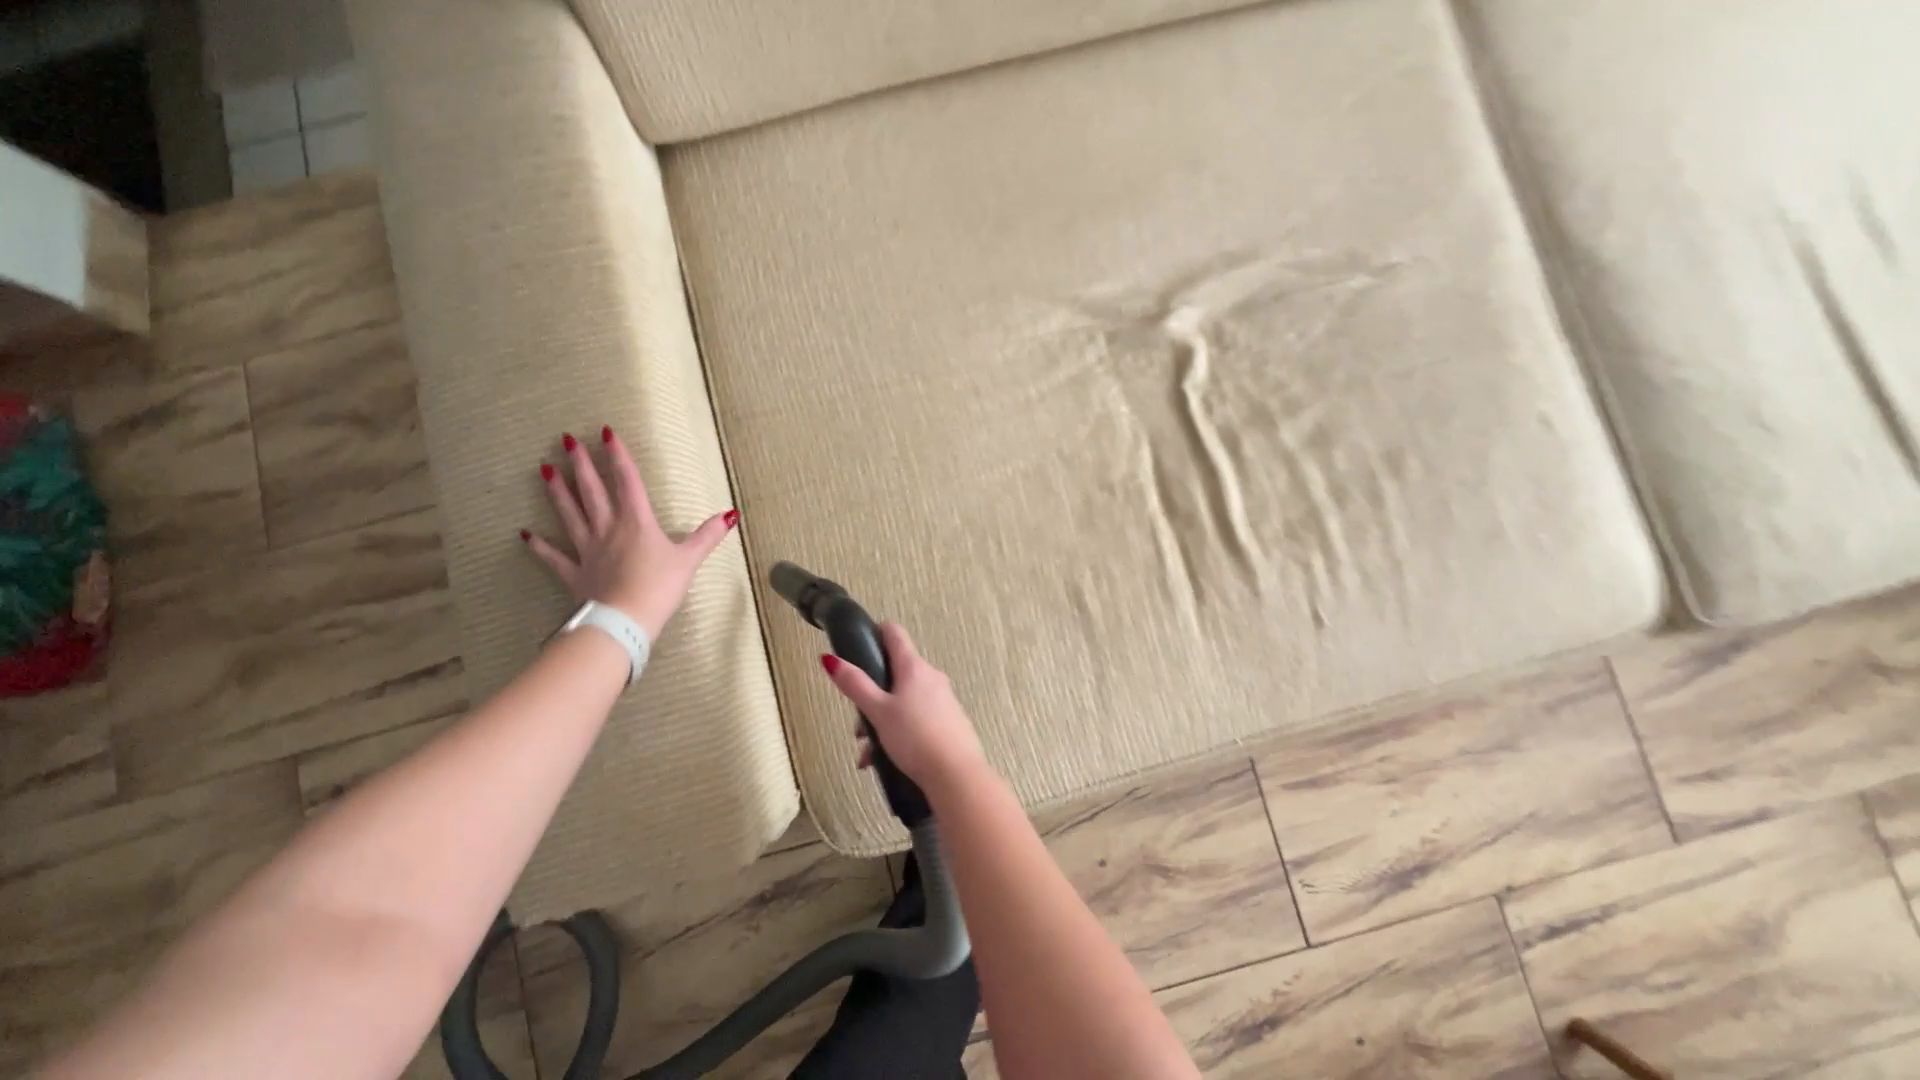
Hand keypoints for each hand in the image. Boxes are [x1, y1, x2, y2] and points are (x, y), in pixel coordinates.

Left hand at [523, 426, 736, 640]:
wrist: (625, 619)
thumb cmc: (659, 587)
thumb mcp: (689, 560)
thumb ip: (707, 536)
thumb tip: (731, 514)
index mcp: (636, 522)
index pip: (627, 481)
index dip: (618, 456)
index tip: (605, 432)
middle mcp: (608, 529)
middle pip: (592, 491)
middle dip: (581, 464)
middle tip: (566, 439)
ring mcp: (587, 551)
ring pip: (570, 515)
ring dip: (557, 492)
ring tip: (544, 469)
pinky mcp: (575, 574)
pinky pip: (554, 557)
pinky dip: (539, 546)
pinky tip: (525, 534)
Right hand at [821, 623, 989, 800]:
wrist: (956, 775)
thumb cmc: (914, 737)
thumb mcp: (878, 711)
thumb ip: (855, 685)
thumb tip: (830, 659)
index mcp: (914, 667)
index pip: (893, 633)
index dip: (873, 634)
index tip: (856, 649)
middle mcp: (931, 677)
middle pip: (895, 674)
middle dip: (871, 697)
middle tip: (858, 726)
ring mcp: (943, 700)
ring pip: (903, 702)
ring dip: (881, 723)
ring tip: (867, 754)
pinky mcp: (950, 722)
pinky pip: (917, 719)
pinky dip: (899, 734)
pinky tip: (885, 761)